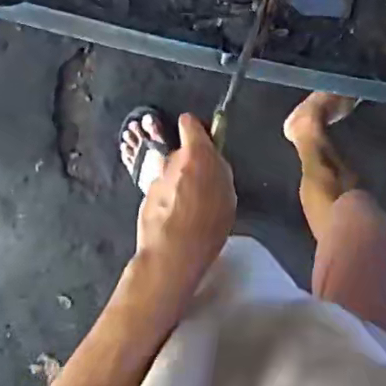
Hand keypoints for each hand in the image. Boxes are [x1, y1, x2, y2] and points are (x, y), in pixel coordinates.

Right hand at [132, 113, 235, 307]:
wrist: (172, 264)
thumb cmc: (156, 223)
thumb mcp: (154, 186)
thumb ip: (169, 166)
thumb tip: (177, 156)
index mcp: (195, 159)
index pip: (194, 130)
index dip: (187, 124)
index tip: (184, 120)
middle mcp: (218, 170)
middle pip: (211, 148)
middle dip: (200, 145)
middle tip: (186, 148)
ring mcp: (228, 191)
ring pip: (220, 168)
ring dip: (209, 165)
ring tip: (193, 172)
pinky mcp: (232, 210)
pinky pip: (223, 188)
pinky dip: (213, 185)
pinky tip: (201, 194)